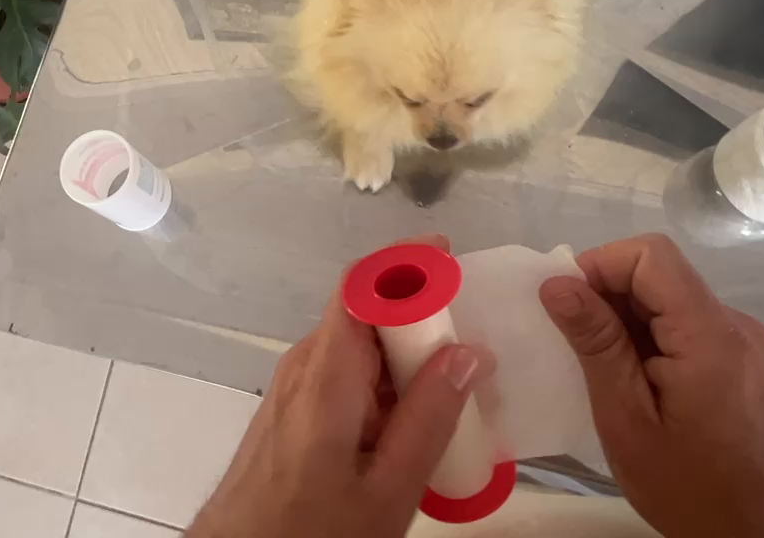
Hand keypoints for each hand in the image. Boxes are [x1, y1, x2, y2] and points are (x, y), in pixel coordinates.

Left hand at [188, 237, 483, 537]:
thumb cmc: (312, 529)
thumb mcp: (388, 489)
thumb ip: (429, 419)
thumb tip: (468, 353)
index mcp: (326, 371)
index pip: (359, 285)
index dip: (401, 259)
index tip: (446, 253)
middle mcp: (306, 363)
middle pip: (362, 309)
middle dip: (416, 308)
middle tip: (469, 331)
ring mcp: (295, 383)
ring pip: (355, 342)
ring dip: (401, 347)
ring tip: (453, 375)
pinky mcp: (294, 405)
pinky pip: (343, 369)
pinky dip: (382, 375)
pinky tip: (412, 411)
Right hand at [538, 234, 763, 537]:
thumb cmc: (694, 492)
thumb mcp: (628, 421)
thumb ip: (596, 344)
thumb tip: (557, 283)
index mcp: (710, 336)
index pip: (650, 255)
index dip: (602, 265)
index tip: (572, 307)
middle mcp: (736, 325)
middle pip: (660, 273)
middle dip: (610, 295)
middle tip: (581, 347)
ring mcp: (747, 343)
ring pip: (671, 298)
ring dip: (629, 319)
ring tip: (610, 372)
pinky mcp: (749, 361)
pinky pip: (689, 323)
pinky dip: (654, 337)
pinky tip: (643, 383)